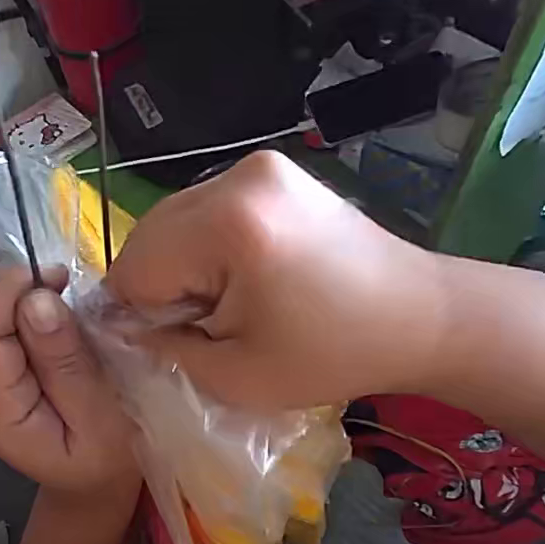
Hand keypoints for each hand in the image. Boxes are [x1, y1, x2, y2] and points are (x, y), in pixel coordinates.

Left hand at [0, 265, 138, 498]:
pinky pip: (0, 331)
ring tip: (69, 301)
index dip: (5, 293)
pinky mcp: (0, 376)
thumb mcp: (101, 416)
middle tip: (68, 286)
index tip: (58, 280)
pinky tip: (61, 319)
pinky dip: (27, 313)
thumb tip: (37, 300)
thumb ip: (68, 364)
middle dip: (14, 292)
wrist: (97, 488)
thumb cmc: (109, 459)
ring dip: (22, 300)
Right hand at [104, 150, 443, 409]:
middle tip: (204, 327)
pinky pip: (212, 210)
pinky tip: (250, 276)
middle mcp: (239, 177)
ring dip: (186, 265)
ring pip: (179, 220)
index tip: (168, 345)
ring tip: (233, 303)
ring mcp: (262, 167)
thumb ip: (167, 351)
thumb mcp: (239, 376)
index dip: (137, 314)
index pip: (136, 267)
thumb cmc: (335, 356)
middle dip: (162, 286)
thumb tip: (124, 328)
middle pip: (152, 234)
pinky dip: (212, 247)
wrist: (419, 316)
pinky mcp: (278, 173)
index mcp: (229, 224)